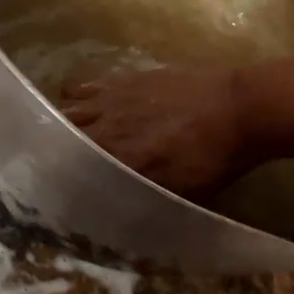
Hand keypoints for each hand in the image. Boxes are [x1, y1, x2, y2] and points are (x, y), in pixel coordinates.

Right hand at [60, 67, 247, 196]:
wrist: (241, 106)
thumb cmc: (218, 157)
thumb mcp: (185, 191)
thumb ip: (148, 201)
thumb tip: (121, 216)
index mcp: (121, 160)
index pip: (72, 171)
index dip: (58, 178)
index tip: (53, 186)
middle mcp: (107, 127)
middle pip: (60, 134)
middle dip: (52, 147)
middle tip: (54, 158)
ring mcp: (111, 98)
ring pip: (65, 107)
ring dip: (60, 121)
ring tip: (63, 130)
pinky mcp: (121, 77)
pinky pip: (82, 84)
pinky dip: (73, 95)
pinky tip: (83, 103)